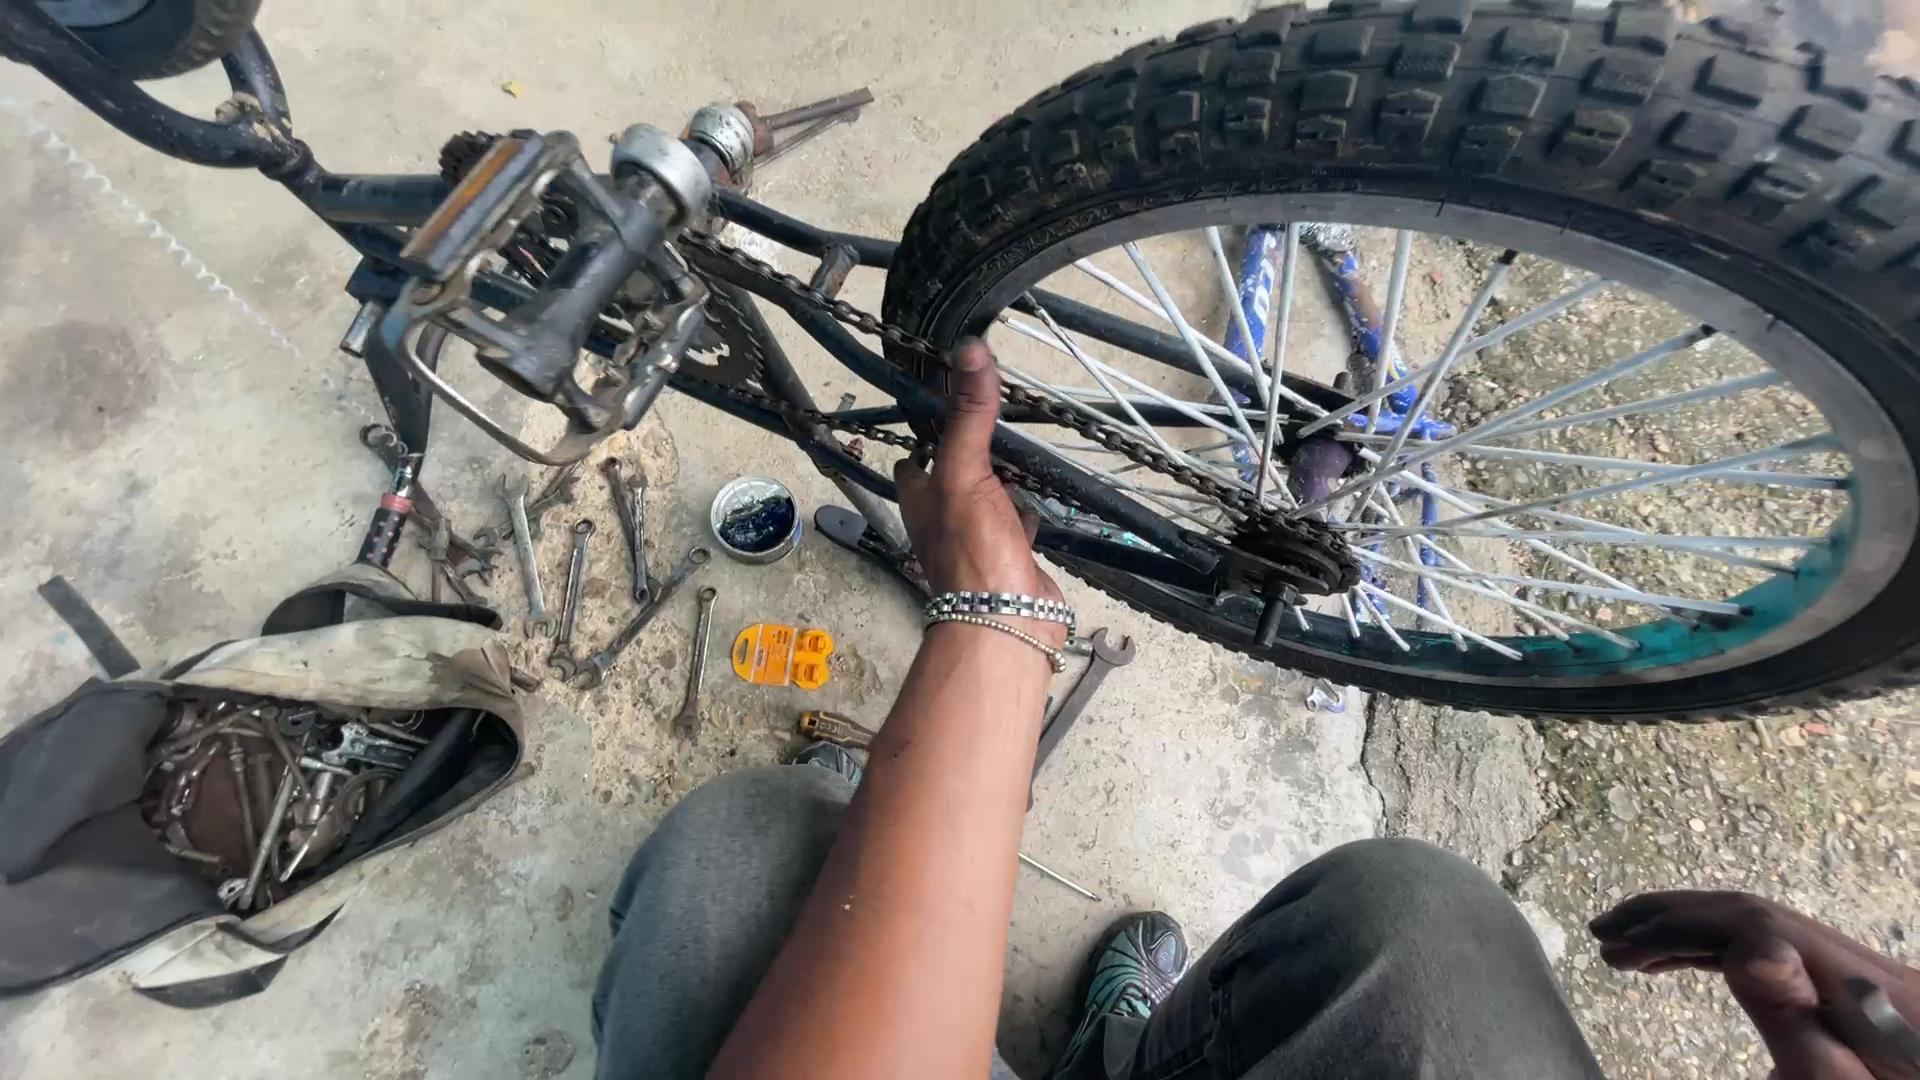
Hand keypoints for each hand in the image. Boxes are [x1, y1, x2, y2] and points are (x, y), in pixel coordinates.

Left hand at [894, 339, 1064, 642]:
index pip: (914, 457)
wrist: (1008, 618)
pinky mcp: (1010, 553)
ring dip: (1003, 478)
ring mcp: (977, 537)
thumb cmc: (973, 548)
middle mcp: (943, 516)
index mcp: (921, 497)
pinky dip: (1027, 510)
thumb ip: (970, 415)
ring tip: (1021, 446)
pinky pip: (1017, 522)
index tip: (949, 399)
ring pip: (988, 497)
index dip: (927, 430)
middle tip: (995, 414)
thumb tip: (970, 349)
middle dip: (973, 449)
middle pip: (954, 473)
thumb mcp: (965, 472)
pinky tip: (1040, 497)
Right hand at [1591, 891, 1919, 1079]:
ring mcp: (1857, 971)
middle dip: (1665, 919)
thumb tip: (1750, 948)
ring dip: (1676, 929)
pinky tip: (1667, 958)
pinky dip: (1704, 946)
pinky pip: (1761, 944)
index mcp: (1875, 989)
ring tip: (1620, 944)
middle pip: (1749, 915)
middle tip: (1602, 934)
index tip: (1621, 949)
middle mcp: (1870, 965)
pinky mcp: (1843, 982)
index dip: (1679, 927)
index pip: (1759, 926)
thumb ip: (1792, 1018)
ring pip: (1748, 924)